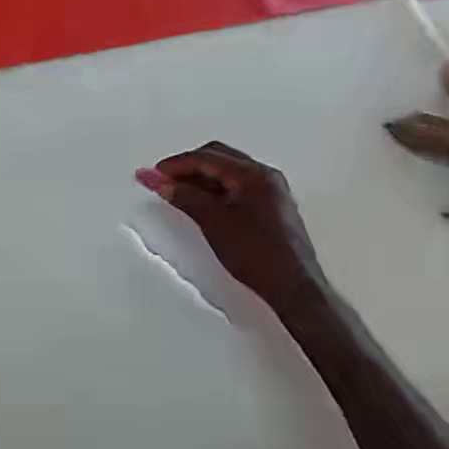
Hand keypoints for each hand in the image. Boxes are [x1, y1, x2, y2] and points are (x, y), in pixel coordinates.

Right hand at [138, 141, 325, 309]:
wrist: (293, 290)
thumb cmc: (262, 259)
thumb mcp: (213, 223)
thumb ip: (183, 196)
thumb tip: (160, 181)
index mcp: (254, 175)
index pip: (205, 158)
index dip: (175, 165)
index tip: (155, 173)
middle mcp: (265, 177)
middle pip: (217, 158)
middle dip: (187, 167)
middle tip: (163, 178)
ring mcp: (271, 191)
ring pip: (226, 171)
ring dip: (200, 178)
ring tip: (177, 191)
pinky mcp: (271, 206)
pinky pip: (236, 186)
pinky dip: (214, 189)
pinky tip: (200, 202)